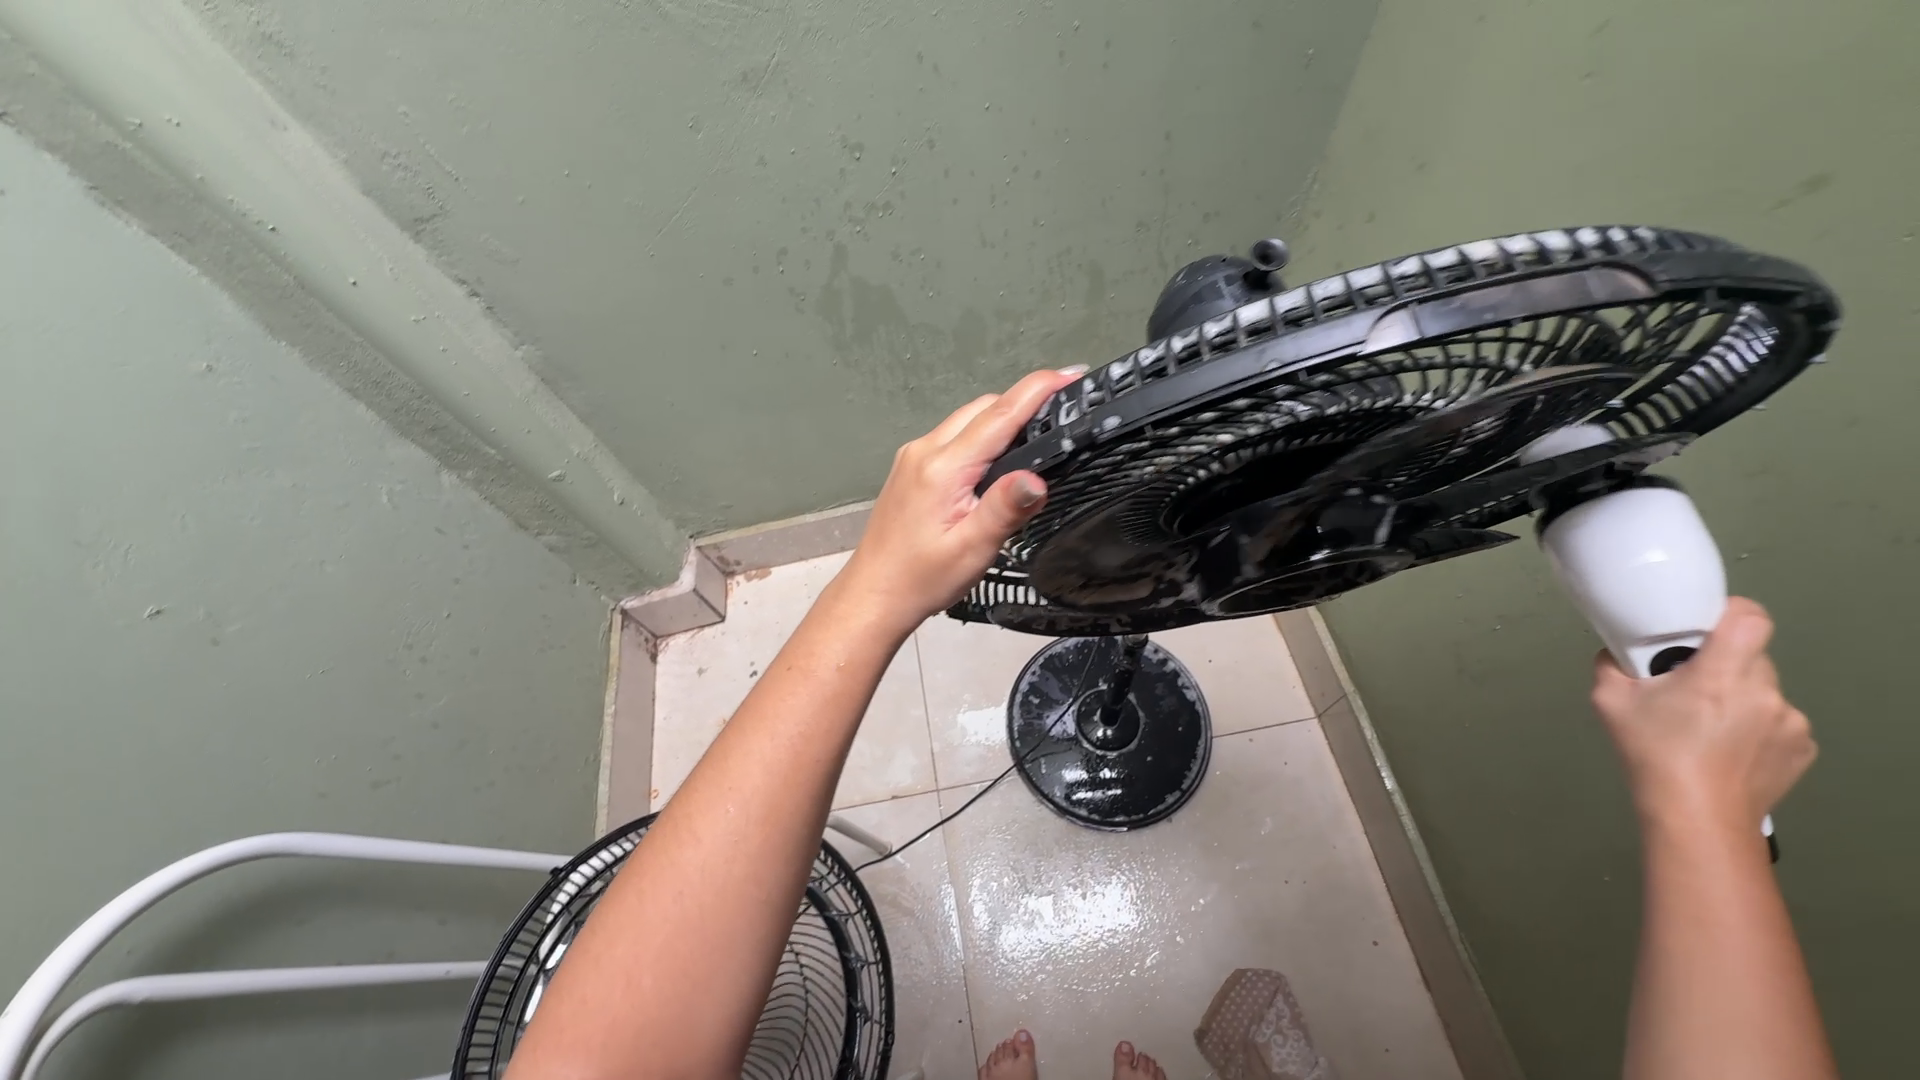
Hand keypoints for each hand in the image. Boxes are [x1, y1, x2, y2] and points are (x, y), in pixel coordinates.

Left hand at [834, 367, 1085, 635]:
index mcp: (943, 468)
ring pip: (966, 420)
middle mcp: (924, 451)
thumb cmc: (922, 578)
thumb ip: (1005, 509)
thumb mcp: (973, 548)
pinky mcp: (910, 469)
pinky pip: (952, 437)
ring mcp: (913, 457)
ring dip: (1001, 418)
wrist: (874, 595)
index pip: (999, 415)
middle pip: (982, 409)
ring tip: (1038, 430)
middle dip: (1023, 401)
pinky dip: (980, 434)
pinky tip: (998, 456)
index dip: (1037, 391)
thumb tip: (1037, 477)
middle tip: (1064, 407)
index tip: (1070, 374)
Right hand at [1590, 597, 1816, 832]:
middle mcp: (1764, 692)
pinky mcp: (1803, 746)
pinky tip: (1729, 746)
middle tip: (1688, 685)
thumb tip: (1622, 653)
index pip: (1749, 619)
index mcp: (1719, 675)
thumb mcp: (1608, 700)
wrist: (1696, 814)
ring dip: (1738, 695)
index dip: (1730, 612)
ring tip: (1708, 724)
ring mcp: (1791, 721)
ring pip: (1762, 689)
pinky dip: (1755, 724)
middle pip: (1751, 655)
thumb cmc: (1650, 753)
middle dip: (1721, 662)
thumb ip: (1613, 664)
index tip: (1707, 621)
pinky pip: (1776, 719)